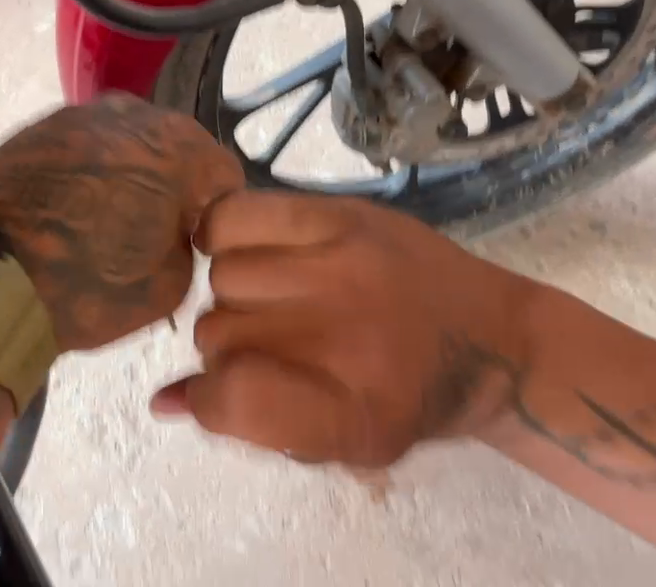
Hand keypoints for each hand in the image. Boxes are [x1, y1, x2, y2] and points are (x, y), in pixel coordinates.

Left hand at [0, 95, 244, 352]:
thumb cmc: (88, 285)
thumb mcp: (171, 283)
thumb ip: (188, 238)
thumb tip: (176, 222)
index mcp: (177, 147)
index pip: (223, 173)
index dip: (216, 211)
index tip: (197, 239)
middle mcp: (133, 112)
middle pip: (175, 145)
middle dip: (173, 181)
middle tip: (154, 228)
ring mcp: (81, 113)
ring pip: (128, 139)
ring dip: (129, 170)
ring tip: (106, 216)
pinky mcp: (39, 124)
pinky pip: (85, 142)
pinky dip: (88, 166)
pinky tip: (70, 204)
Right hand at [151, 191, 546, 466]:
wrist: (494, 339)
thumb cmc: (409, 399)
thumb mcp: (343, 441)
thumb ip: (253, 423)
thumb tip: (162, 401)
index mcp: (352, 414)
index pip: (232, 398)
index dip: (208, 398)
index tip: (219, 392)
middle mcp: (345, 335)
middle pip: (217, 331)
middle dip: (226, 343)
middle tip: (262, 341)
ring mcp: (341, 265)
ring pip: (221, 274)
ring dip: (230, 292)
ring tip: (264, 295)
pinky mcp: (337, 214)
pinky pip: (234, 215)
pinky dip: (221, 233)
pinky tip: (240, 246)